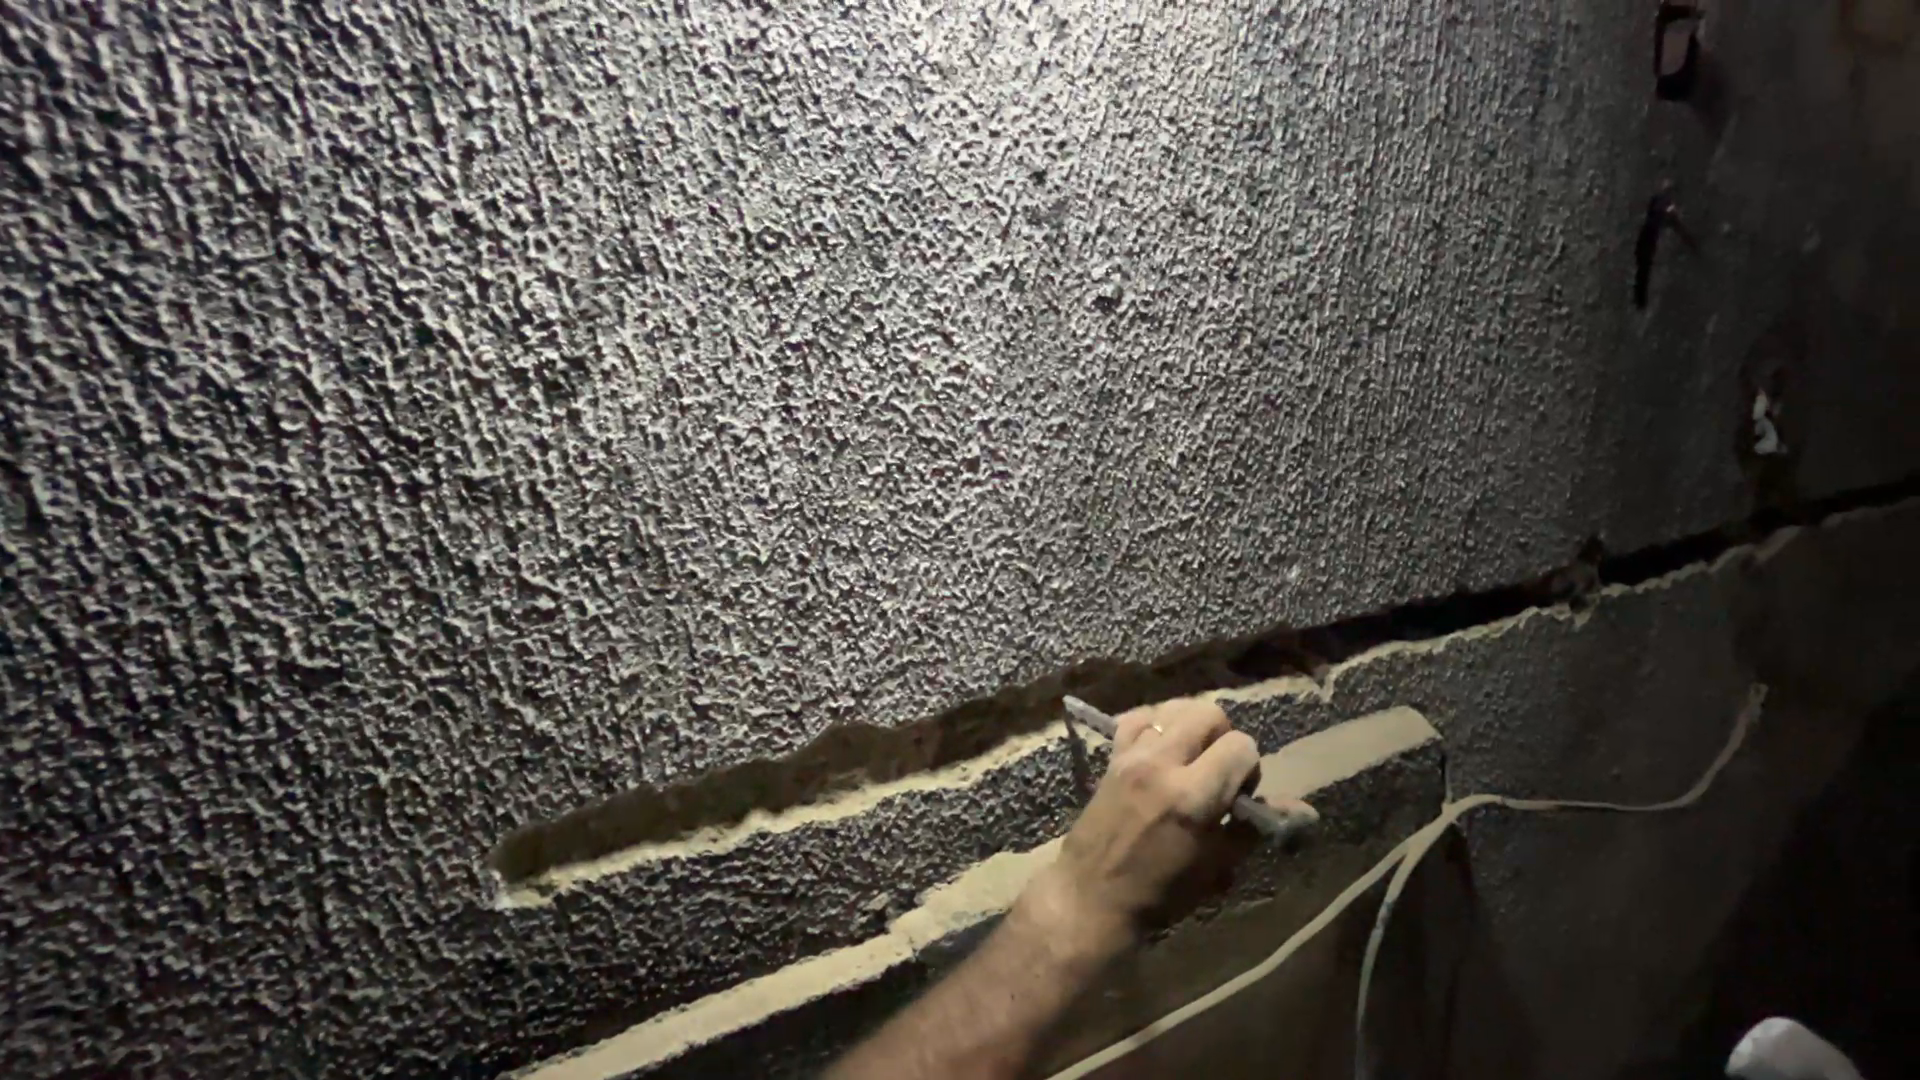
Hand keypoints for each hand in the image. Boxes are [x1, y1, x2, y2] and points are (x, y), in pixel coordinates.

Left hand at [1015, 698, 1261, 960]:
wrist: (1092, 895)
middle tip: (1217, 770)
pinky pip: (1136, 717)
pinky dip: (1154, 725)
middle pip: (1208, 713)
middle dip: (1223, 737)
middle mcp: (1162, 764)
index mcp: (1193, 796)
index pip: (1241, 746)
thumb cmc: (1160, 891)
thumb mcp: (1217, 866)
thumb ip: (1254, 827)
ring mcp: (1132, 755)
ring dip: (1190, 726)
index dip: (1250, 768)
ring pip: (1173, 708)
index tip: (1240, 795)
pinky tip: (1159, 749)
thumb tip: (1304, 811)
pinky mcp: (1111, 756)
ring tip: (1190, 757)